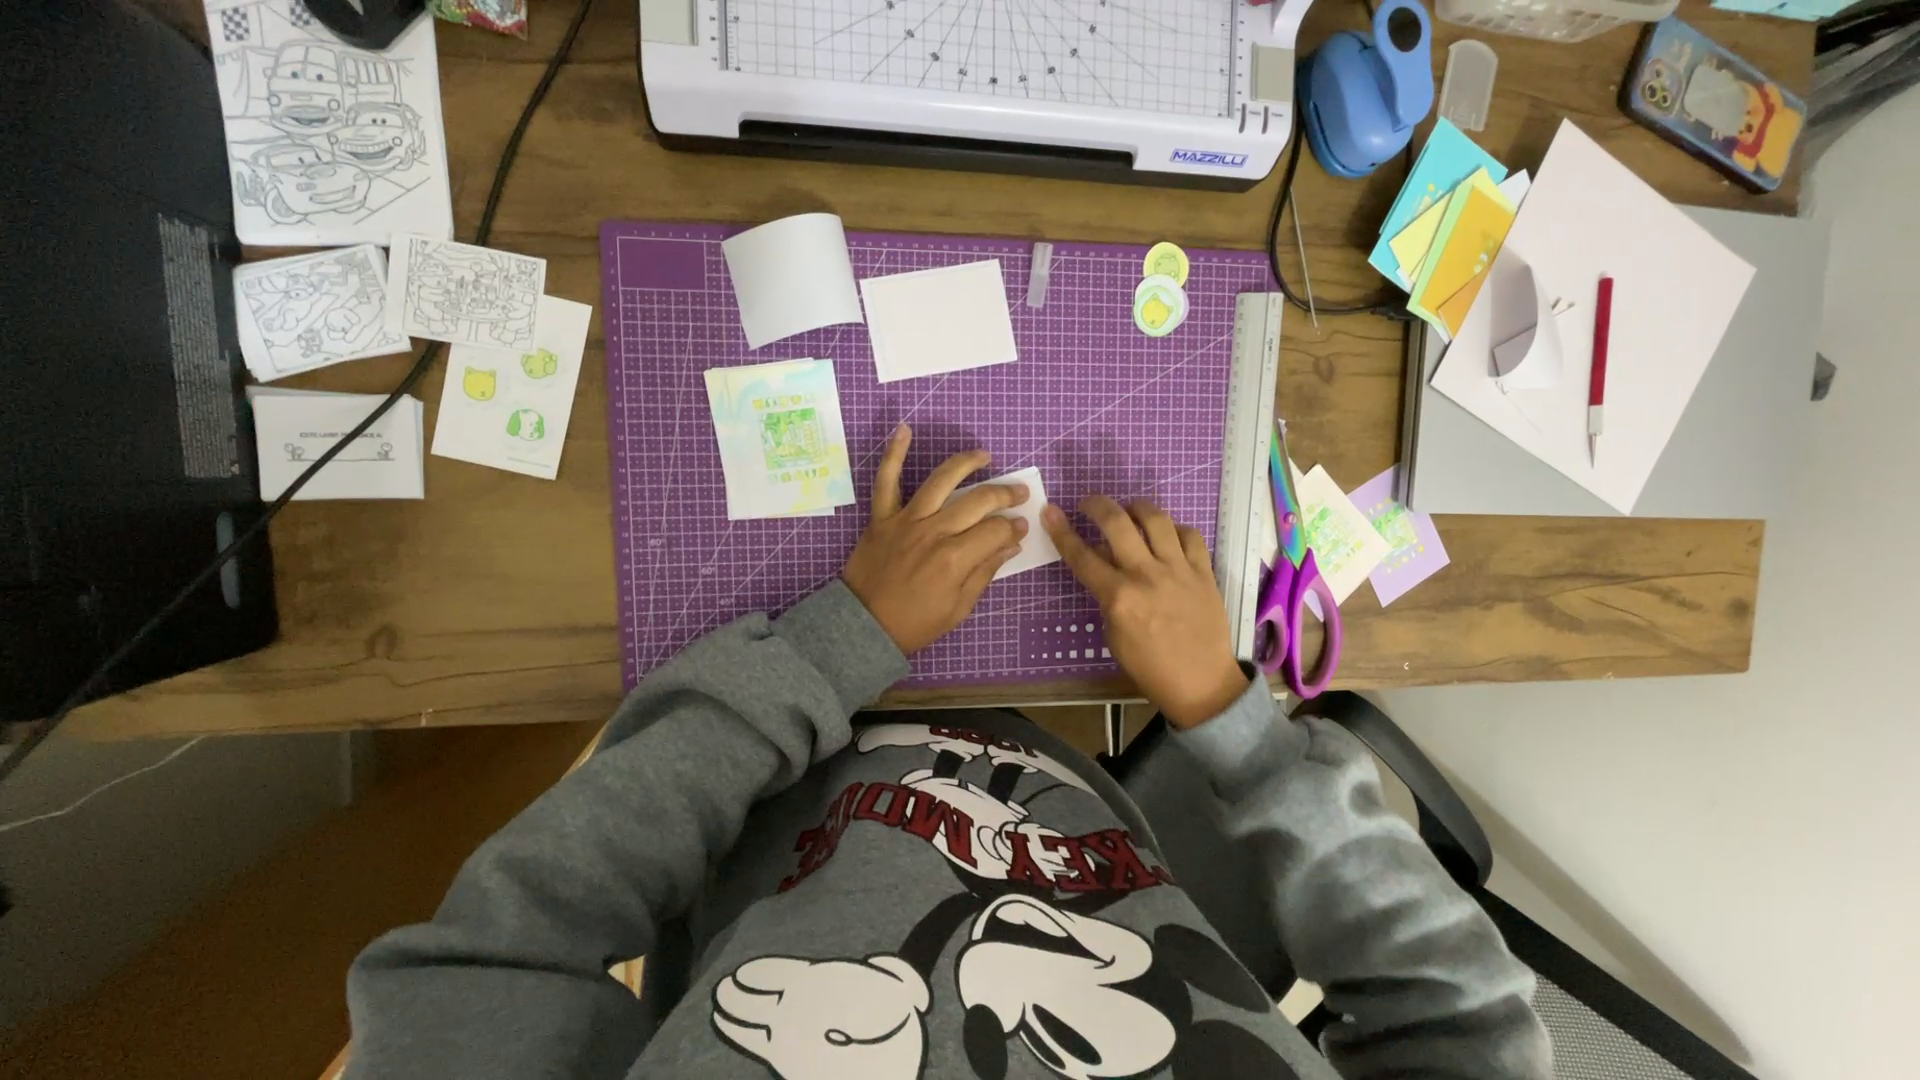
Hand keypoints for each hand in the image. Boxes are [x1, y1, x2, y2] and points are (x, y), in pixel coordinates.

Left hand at [842, 425, 1026, 653]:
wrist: (864, 625)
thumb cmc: (915, 623)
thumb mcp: (958, 608)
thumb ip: (985, 572)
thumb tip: (1011, 545)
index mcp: (956, 558)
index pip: (997, 530)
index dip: (1014, 527)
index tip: (1021, 527)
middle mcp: (934, 531)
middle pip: (978, 501)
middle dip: (1005, 495)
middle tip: (1019, 493)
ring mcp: (906, 520)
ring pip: (941, 480)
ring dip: (966, 463)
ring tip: (985, 456)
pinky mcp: (882, 516)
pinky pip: (886, 480)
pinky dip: (893, 453)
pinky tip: (904, 429)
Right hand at [1042, 496, 1247, 728]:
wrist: (1201, 682)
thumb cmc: (1150, 667)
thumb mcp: (1114, 636)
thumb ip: (1107, 597)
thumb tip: (1104, 564)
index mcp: (1119, 598)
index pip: (1082, 556)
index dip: (1061, 531)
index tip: (1050, 511)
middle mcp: (1147, 576)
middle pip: (1117, 523)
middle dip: (1097, 505)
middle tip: (1089, 504)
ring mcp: (1179, 570)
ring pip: (1156, 519)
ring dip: (1137, 508)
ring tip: (1129, 511)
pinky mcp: (1204, 571)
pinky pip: (1190, 535)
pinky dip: (1174, 529)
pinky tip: (1167, 536)